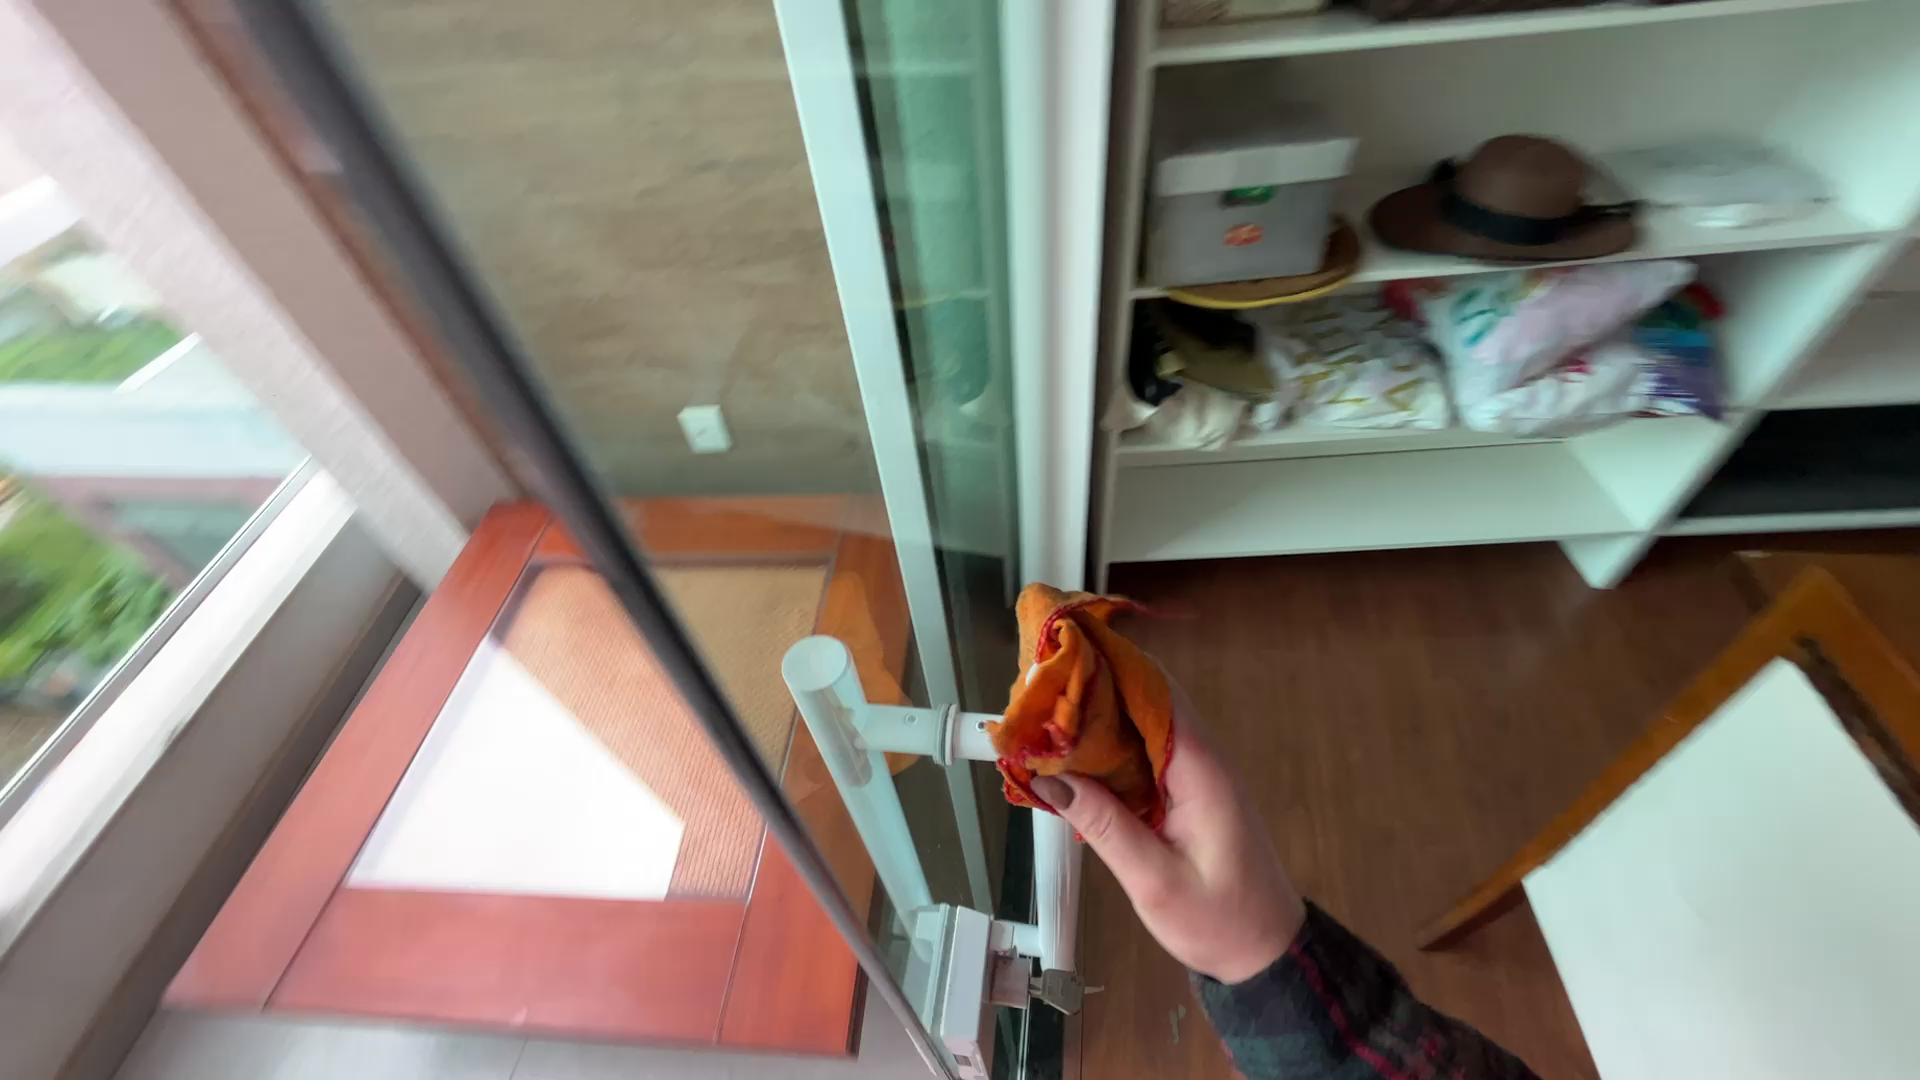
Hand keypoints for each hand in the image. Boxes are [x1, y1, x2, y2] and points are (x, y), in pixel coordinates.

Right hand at [1030, 687, 1304, 984]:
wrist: (1266, 952)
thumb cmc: (1221, 920)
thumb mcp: (1155, 880)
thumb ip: (1104, 825)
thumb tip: (1050, 780)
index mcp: (1199, 766)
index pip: (1154, 690)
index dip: (1109, 665)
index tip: (1061, 657)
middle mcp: (1199, 754)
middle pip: (1143, 695)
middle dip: (1092, 683)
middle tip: (1039, 685)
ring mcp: (1192, 767)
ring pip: (1139, 717)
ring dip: (1096, 710)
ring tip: (1044, 708)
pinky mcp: (1182, 783)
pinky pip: (1140, 745)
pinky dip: (1106, 739)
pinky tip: (1070, 748)